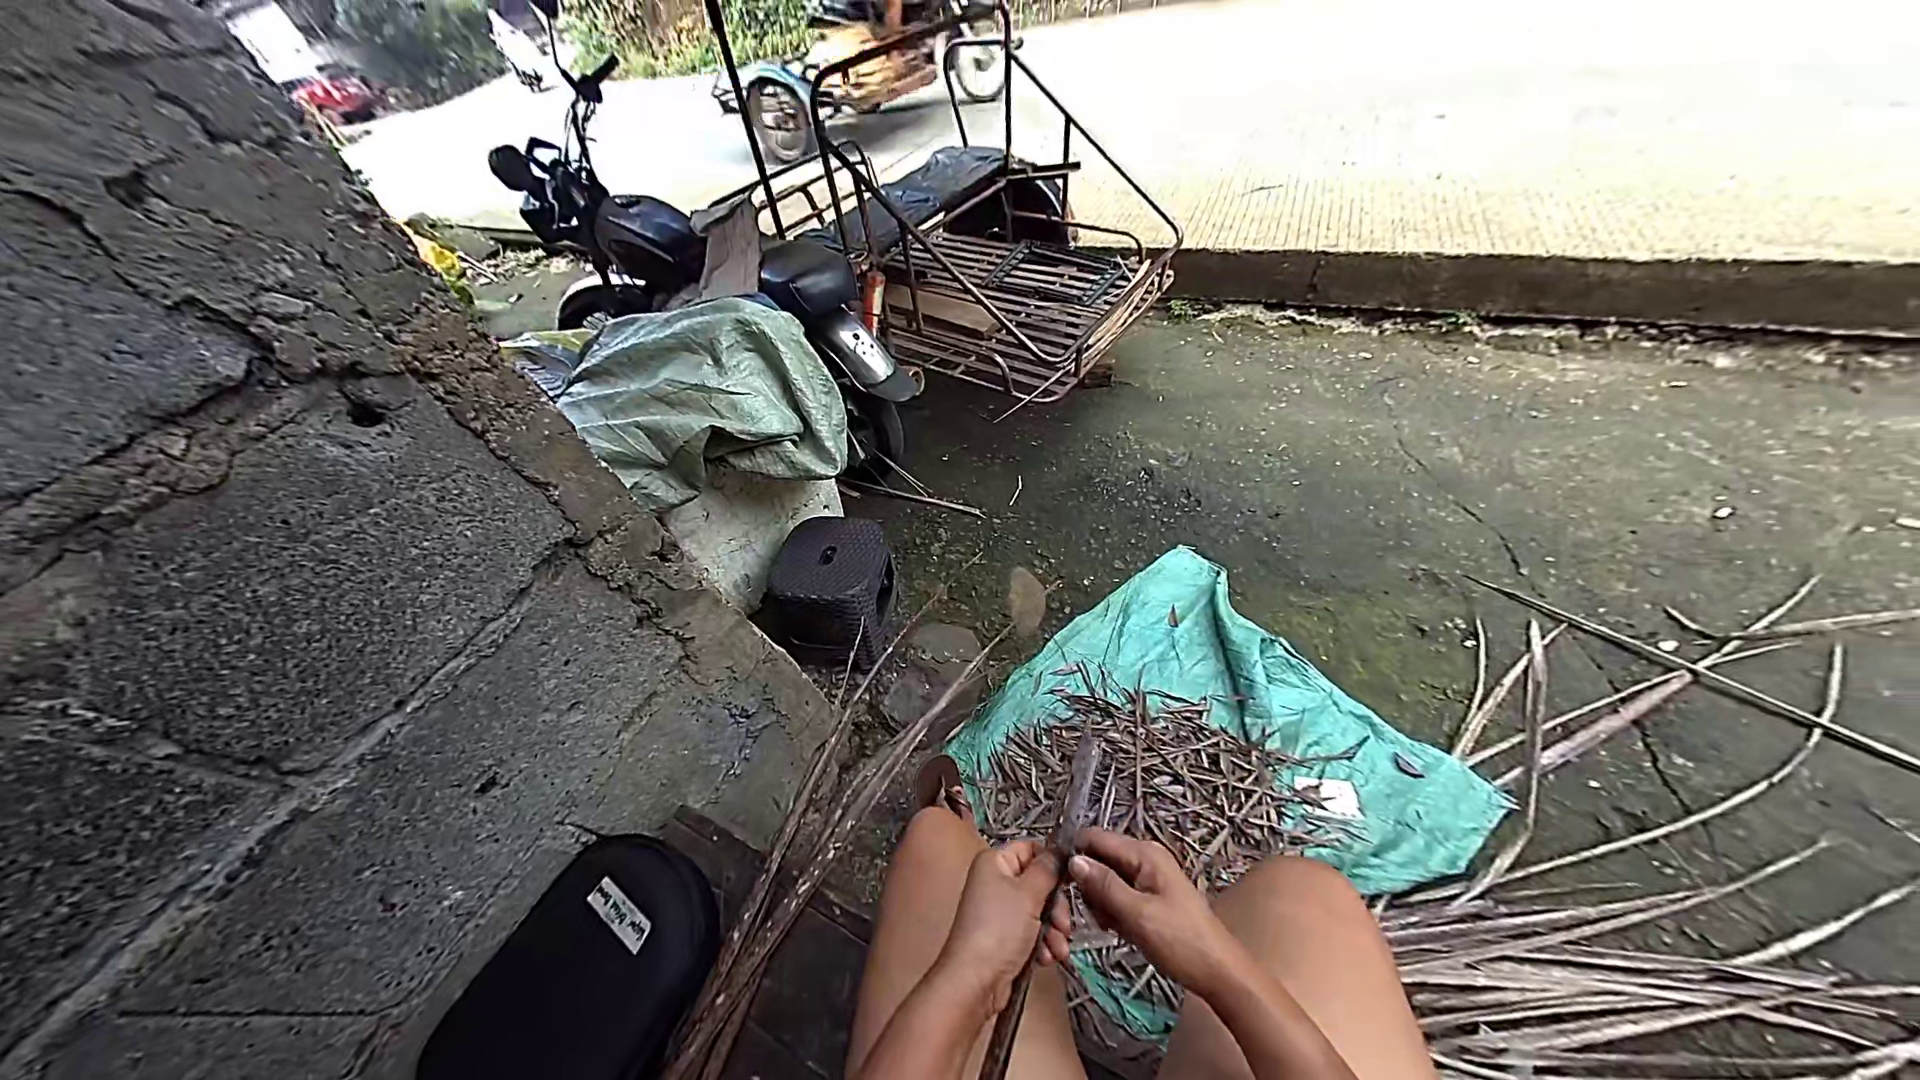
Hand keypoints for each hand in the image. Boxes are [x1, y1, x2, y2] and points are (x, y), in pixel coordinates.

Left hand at [932, 840, 1070, 1013]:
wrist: (975, 982)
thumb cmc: (999, 930)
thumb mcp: (1028, 894)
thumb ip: (1047, 869)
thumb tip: (1059, 850)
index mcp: (995, 861)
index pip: (1030, 849)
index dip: (1051, 862)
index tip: (1070, 879)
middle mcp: (996, 881)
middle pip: (1039, 882)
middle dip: (1056, 906)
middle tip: (1063, 923)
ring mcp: (1000, 910)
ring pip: (1040, 909)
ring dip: (1053, 929)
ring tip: (1058, 948)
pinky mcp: (1005, 936)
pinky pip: (1033, 931)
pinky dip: (1043, 943)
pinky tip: (1047, 958)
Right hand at [1068, 829, 1244, 991]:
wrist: (1219, 974)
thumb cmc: (1182, 942)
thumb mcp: (1137, 914)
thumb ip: (1104, 885)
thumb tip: (1074, 860)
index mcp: (1144, 853)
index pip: (1095, 837)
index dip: (1075, 855)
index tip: (1061, 880)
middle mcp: (1145, 857)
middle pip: (1100, 858)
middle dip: (1090, 884)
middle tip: (1096, 913)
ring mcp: (1149, 875)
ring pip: (1107, 877)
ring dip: (1101, 901)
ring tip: (1112, 924)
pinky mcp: (1150, 895)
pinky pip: (1119, 893)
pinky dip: (1114, 909)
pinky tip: (1120, 928)